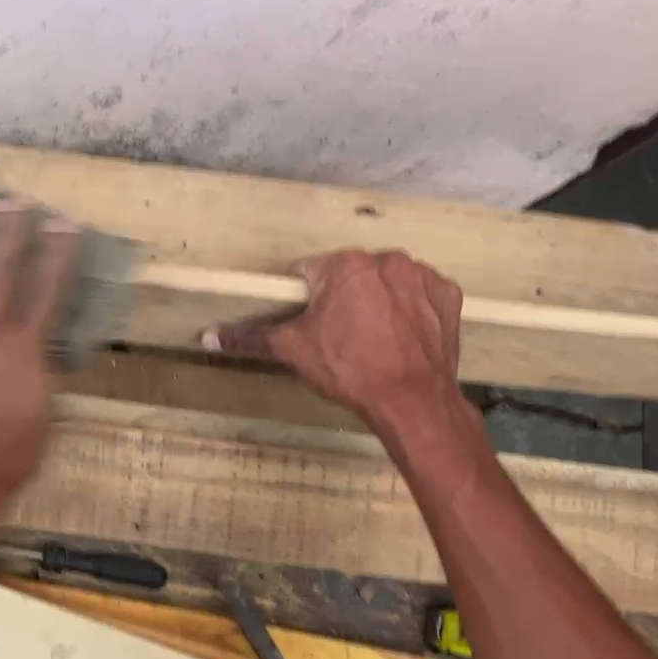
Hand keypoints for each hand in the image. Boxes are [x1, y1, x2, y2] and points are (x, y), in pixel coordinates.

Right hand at [200, 249, 463, 430]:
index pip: (307, 272)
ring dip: (373, 302)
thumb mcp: (292, 351)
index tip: (304, 324)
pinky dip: (406, 310)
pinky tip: (397, 337)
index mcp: (344, 265)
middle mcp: (385, 259)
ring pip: (382, 283)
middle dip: (339, 299)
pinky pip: (417, 295)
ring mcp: (421, 276)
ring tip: (368, 339)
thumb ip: (250, 337)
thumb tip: (210, 336)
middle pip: (347, 275)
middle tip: (335, 336)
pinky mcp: (447, 295)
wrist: (411, 399)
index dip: (300, 299)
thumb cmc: (348, 369)